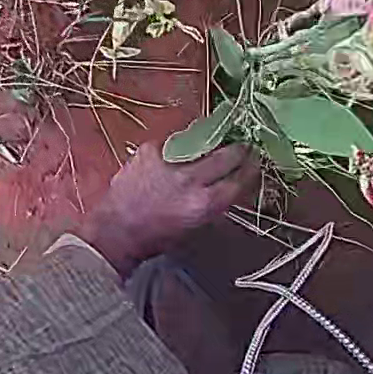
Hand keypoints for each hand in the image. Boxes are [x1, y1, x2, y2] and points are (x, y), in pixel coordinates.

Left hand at [75, 142, 258, 275]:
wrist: (116, 229)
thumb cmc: (157, 235)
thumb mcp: (194, 225)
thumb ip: (213, 201)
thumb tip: (229, 181)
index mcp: (204, 204)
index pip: (239, 180)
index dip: (251, 168)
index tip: (256, 160)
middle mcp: (191, 180)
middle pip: (227, 156)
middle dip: (239, 149)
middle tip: (244, 144)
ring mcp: (171, 161)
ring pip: (204, 141)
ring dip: (215, 140)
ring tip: (219, 138)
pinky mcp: (152, 148)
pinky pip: (176, 141)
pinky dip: (183, 144)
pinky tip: (183, 148)